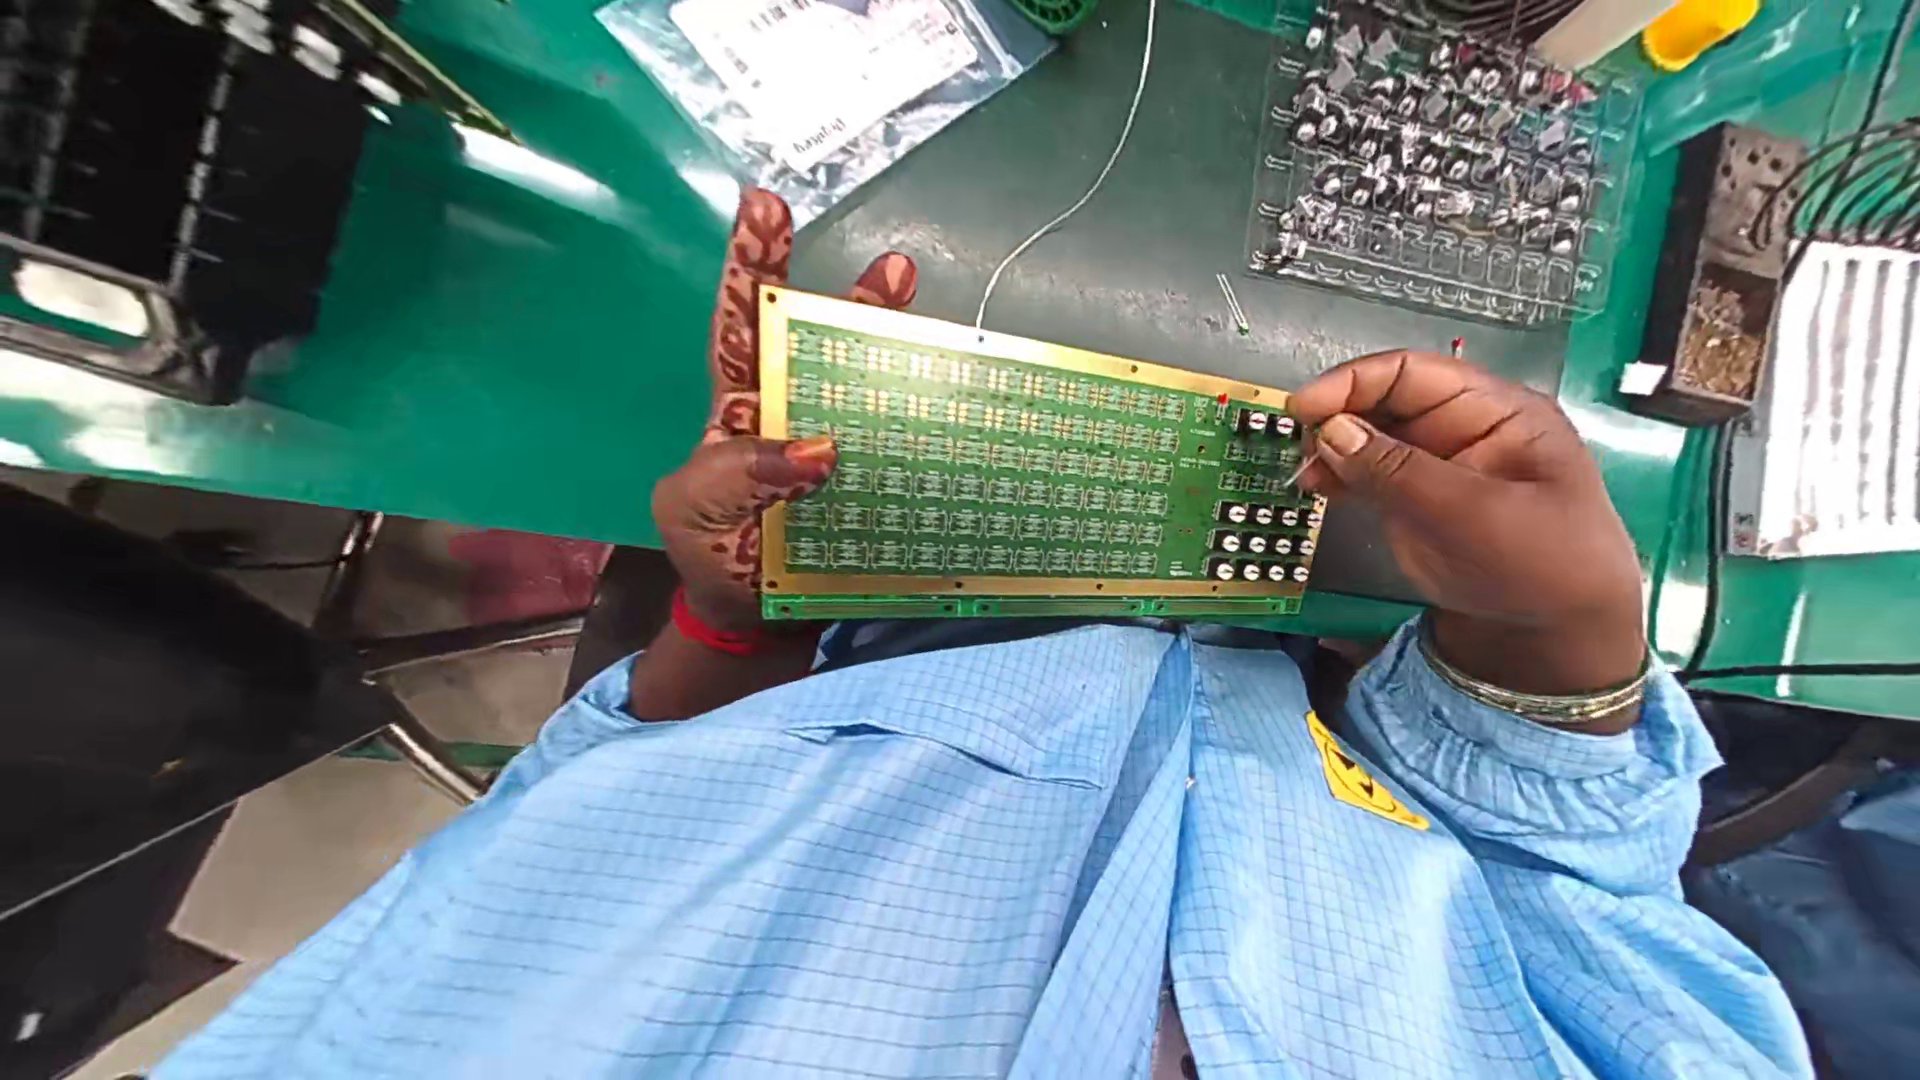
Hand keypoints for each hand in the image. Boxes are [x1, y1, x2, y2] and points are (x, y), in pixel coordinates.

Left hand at [650, 188, 917, 632]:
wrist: (760, 618)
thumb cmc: (716, 559)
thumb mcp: (694, 512)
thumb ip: (734, 476)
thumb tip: (819, 448)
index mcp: (739, 413)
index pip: (740, 329)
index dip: (751, 269)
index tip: (767, 209)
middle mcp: (793, 418)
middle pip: (821, 346)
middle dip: (850, 302)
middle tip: (895, 272)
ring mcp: (838, 452)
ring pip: (867, 389)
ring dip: (895, 353)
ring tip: (926, 322)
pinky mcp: (871, 486)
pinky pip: (897, 447)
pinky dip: (924, 424)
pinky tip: (951, 405)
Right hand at [1288, 351, 1644, 702]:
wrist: (1545, 628)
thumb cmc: (1537, 562)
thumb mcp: (1471, 512)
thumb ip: (1397, 470)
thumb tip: (1330, 431)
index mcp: (1492, 411)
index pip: (1411, 374)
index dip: (1353, 382)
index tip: (1304, 407)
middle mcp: (1454, 427)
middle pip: (1379, 401)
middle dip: (1334, 416)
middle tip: (1299, 445)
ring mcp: (1425, 462)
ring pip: (1361, 436)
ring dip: (1325, 448)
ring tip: (1304, 473)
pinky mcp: (1402, 494)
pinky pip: (1357, 471)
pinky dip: (1330, 475)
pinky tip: (1313, 487)